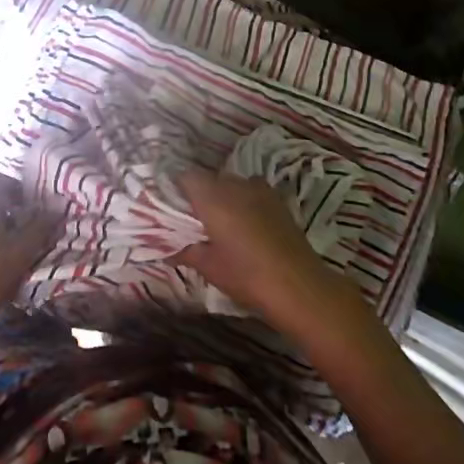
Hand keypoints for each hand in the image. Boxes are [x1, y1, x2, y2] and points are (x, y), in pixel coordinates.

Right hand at [173, 168, 360, 333]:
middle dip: (199, 195)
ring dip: (223, 197)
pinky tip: (245, 226)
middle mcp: (235, 185)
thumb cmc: (245, 275)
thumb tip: (165, 249)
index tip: (172, 209)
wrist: (298, 286)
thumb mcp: (208, 266)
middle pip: (210, 179)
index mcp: (213, 197)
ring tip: (221, 224)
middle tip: (194, 221)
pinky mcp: (278, 201)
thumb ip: (184, 251)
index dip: (176, 189)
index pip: (186, 177)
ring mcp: (260, 190)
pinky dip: (244, 202)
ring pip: (233, 184)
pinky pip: (252, 192)